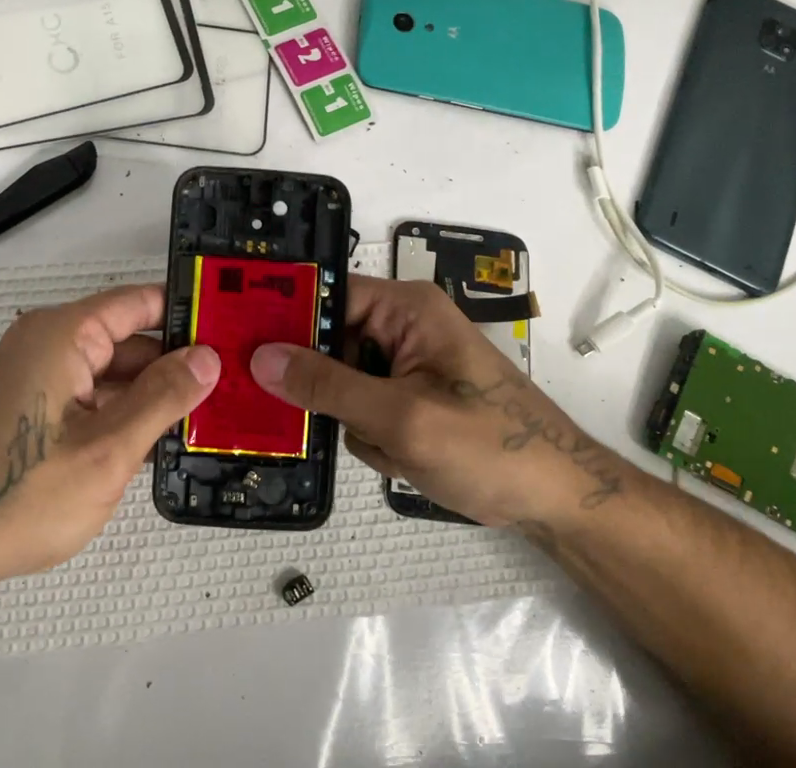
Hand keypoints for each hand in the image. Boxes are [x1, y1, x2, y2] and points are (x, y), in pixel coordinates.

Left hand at [0, 284, 218, 597]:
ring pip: (109, 373)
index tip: (236, 333)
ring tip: (210, 420)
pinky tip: (159, 442)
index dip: (188, 314)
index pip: (139, 302)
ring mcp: (34, 378)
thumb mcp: (106, 451)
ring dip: (151, 395)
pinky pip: (87, 398)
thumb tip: (208, 357)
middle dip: (176, 363)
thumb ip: (162, 399)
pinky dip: (121, 414)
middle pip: (126, 338)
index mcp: (63, 335)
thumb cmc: (20, 497)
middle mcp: (46, 344)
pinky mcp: (29, 410)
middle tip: (235, 391)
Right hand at [248, 275, 635, 525]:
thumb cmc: (492, 448)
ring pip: (336, 381)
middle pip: (325, 340)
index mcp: (406, 309)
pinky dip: (369, 436)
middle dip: (320, 383)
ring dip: (349, 418)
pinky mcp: (407, 399)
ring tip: (387, 444)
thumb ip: (327, 386)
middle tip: (293, 412)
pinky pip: (358, 408)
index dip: (282, 315)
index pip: (325, 294)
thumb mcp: (402, 417)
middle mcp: (402, 326)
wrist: (558, 501)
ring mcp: (405, 365)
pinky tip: (400, 456)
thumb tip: (261, 358)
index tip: (237, 341)